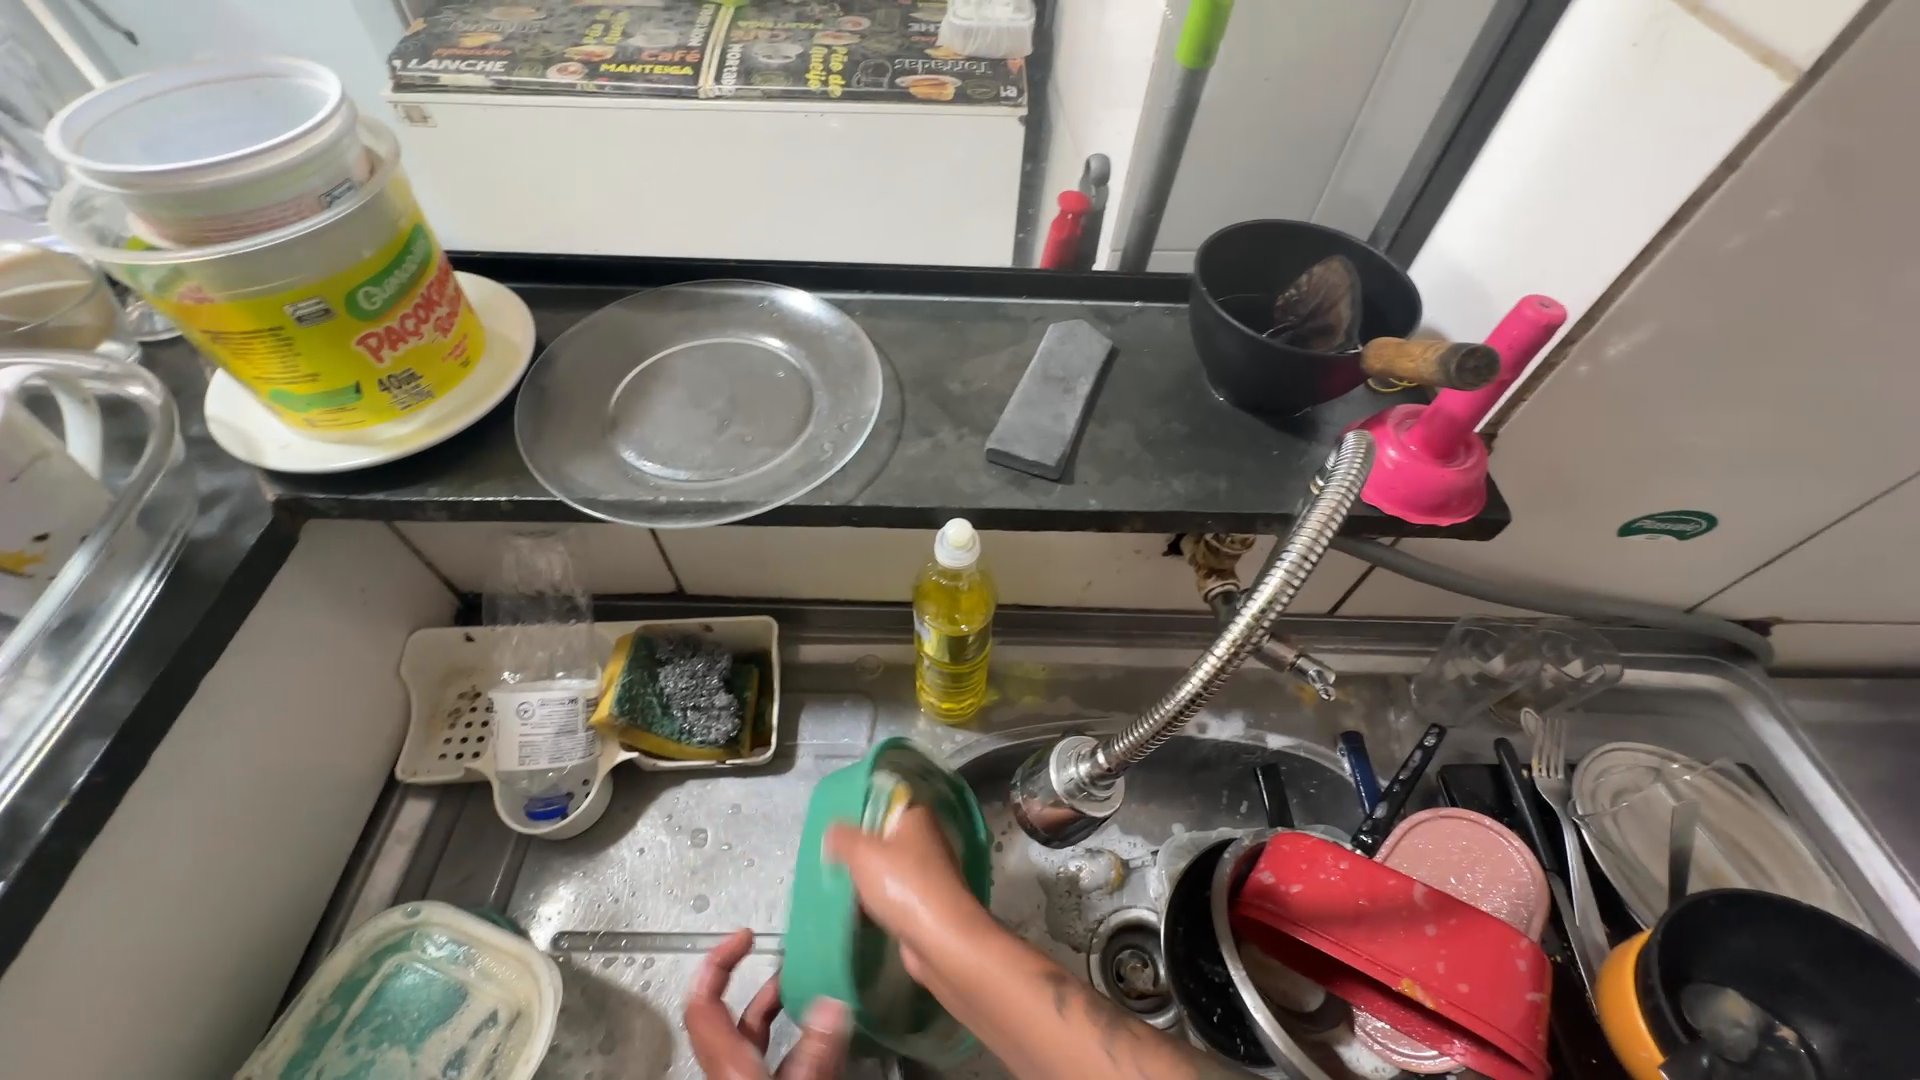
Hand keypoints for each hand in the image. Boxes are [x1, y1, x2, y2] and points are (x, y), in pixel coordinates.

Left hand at [685, 928, 848, 1079]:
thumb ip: (815, 1049)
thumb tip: (833, 1003)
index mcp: (727, 1062)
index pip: (703, 1002)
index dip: (717, 961)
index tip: (745, 936)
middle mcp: (727, 1068)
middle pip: (730, 1012)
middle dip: (758, 979)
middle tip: (786, 958)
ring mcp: (743, 1078)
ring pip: (751, 1034)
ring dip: (777, 1006)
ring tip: (809, 988)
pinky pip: (770, 1054)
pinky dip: (790, 1035)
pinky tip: (818, 1032)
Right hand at [825, 806, 989, 969]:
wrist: (943, 940)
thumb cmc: (904, 885)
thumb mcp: (863, 853)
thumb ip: (843, 837)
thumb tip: (833, 831)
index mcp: (916, 817)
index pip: (881, 805)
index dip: (855, 817)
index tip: (832, 834)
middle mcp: (926, 840)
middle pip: (881, 839)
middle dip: (856, 853)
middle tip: (828, 863)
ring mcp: (928, 873)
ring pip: (885, 870)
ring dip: (864, 881)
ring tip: (835, 888)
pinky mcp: (925, 904)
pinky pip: (892, 896)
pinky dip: (876, 903)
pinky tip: (855, 912)